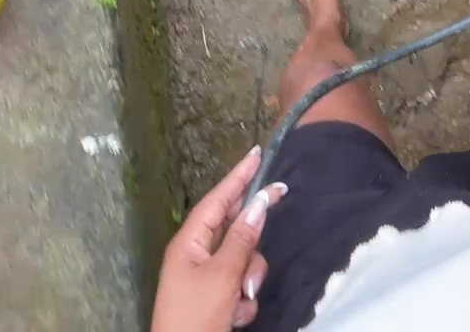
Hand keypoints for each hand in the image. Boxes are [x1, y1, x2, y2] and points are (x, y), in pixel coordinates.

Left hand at [152, 146, 287, 331]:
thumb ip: (243, 239)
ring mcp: (204, 278)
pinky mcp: (214, 300)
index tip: (257, 153)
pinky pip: (239, 284)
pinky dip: (242, 299)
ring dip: (249, 277)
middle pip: (234, 228)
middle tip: (280, 199)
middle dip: (251, 239)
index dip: (239, 175)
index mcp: (189, 242)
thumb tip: (260, 203)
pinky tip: (237, 316)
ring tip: (243, 299)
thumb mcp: (223, 277)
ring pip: (241, 258)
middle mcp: (196, 254)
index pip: (218, 199)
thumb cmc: (196, 318)